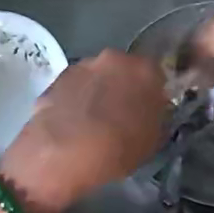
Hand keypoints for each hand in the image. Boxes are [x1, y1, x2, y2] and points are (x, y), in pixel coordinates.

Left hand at [0, 49, 167, 212]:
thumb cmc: (118, 148)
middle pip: (123, 71)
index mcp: (145, 70)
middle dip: (123, 87)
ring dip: (97, 92)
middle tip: (120, 114)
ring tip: (92, 121)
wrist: (63, 154)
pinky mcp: (56, 78)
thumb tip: (152, 111)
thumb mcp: (153, 140)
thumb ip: (157, 117)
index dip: (151, 93)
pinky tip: (72, 124)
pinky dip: (75, 100)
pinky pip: (74, 88)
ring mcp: (82, 66)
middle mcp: (114, 59)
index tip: (147, 110)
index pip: (156, 76)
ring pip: (96, 77)